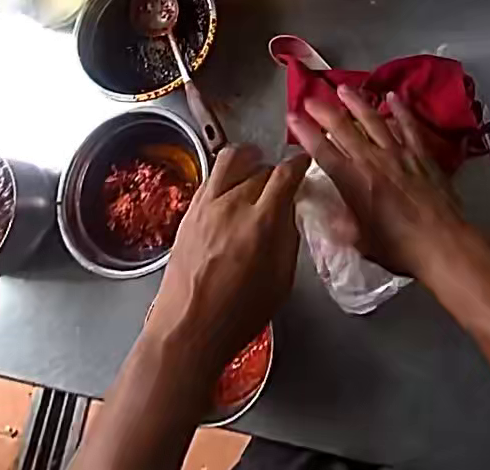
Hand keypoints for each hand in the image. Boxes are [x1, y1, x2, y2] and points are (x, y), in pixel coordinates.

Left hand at [147, 145, 309, 370]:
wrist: (186, 330)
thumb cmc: (238, 314)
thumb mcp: (282, 279)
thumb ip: (289, 236)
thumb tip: (290, 210)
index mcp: (262, 223)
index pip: (286, 173)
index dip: (299, 163)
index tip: (303, 164)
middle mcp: (233, 205)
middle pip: (262, 168)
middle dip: (276, 173)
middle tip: (282, 186)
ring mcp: (207, 204)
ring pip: (232, 158)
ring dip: (249, 160)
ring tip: (256, 167)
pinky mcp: (190, 210)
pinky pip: (212, 176)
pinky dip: (228, 174)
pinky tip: (232, 188)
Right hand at [288, 87, 471, 279]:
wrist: (441, 242)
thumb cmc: (399, 248)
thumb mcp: (361, 242)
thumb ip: (341, 225)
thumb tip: (325, 215)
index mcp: (353, 181)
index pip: (322, 150)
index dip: (305, 132)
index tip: (293, 117)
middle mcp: (372, 160)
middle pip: (343, 128)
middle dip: (324, 110)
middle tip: (310, 98)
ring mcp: (398, 152)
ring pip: (373, 119)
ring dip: (356, 102)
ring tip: (344, 88)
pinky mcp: (420, 152)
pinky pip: (408, 124)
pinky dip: (400, 109)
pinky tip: (392, 96)